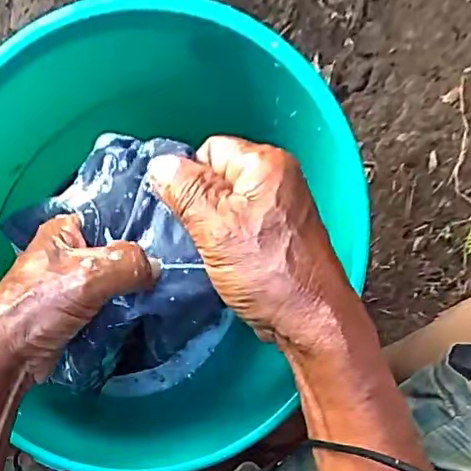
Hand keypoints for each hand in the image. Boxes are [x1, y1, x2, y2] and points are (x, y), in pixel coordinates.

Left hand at [0, 214, 156, 382]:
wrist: (9, 359)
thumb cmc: (34, 310)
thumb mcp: (86, 276)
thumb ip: (126, 264)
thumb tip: (157, 267)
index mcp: (64, 230)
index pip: (113, 216)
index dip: (141, 226)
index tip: (169, 240)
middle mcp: (69, 253)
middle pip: (118, 252)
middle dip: (141, 264)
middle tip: (168, 273)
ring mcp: (73, 285)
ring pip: (116, 282)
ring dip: (134, 292)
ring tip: (159, 294)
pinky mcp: (77, 313)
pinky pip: (109, 306)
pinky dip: (123, 312)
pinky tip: (141, 314)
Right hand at [145, 136, 359, 354]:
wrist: (310, 319)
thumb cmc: (268, 274)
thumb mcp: (215, 229)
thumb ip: (186, 192)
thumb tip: (160, 165)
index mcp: (265, 163)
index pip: (208, 150)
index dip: (189, 182)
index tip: (189, 217)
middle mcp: (279, 176)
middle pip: (219, 178)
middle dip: (202, 207)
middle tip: (204, 240)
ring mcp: (284, 207)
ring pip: (229, 207)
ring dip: (216, 231)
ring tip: (219, 256)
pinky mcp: (283, 235)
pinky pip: (244, 228)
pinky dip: (233, 244)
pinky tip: (233, 265)